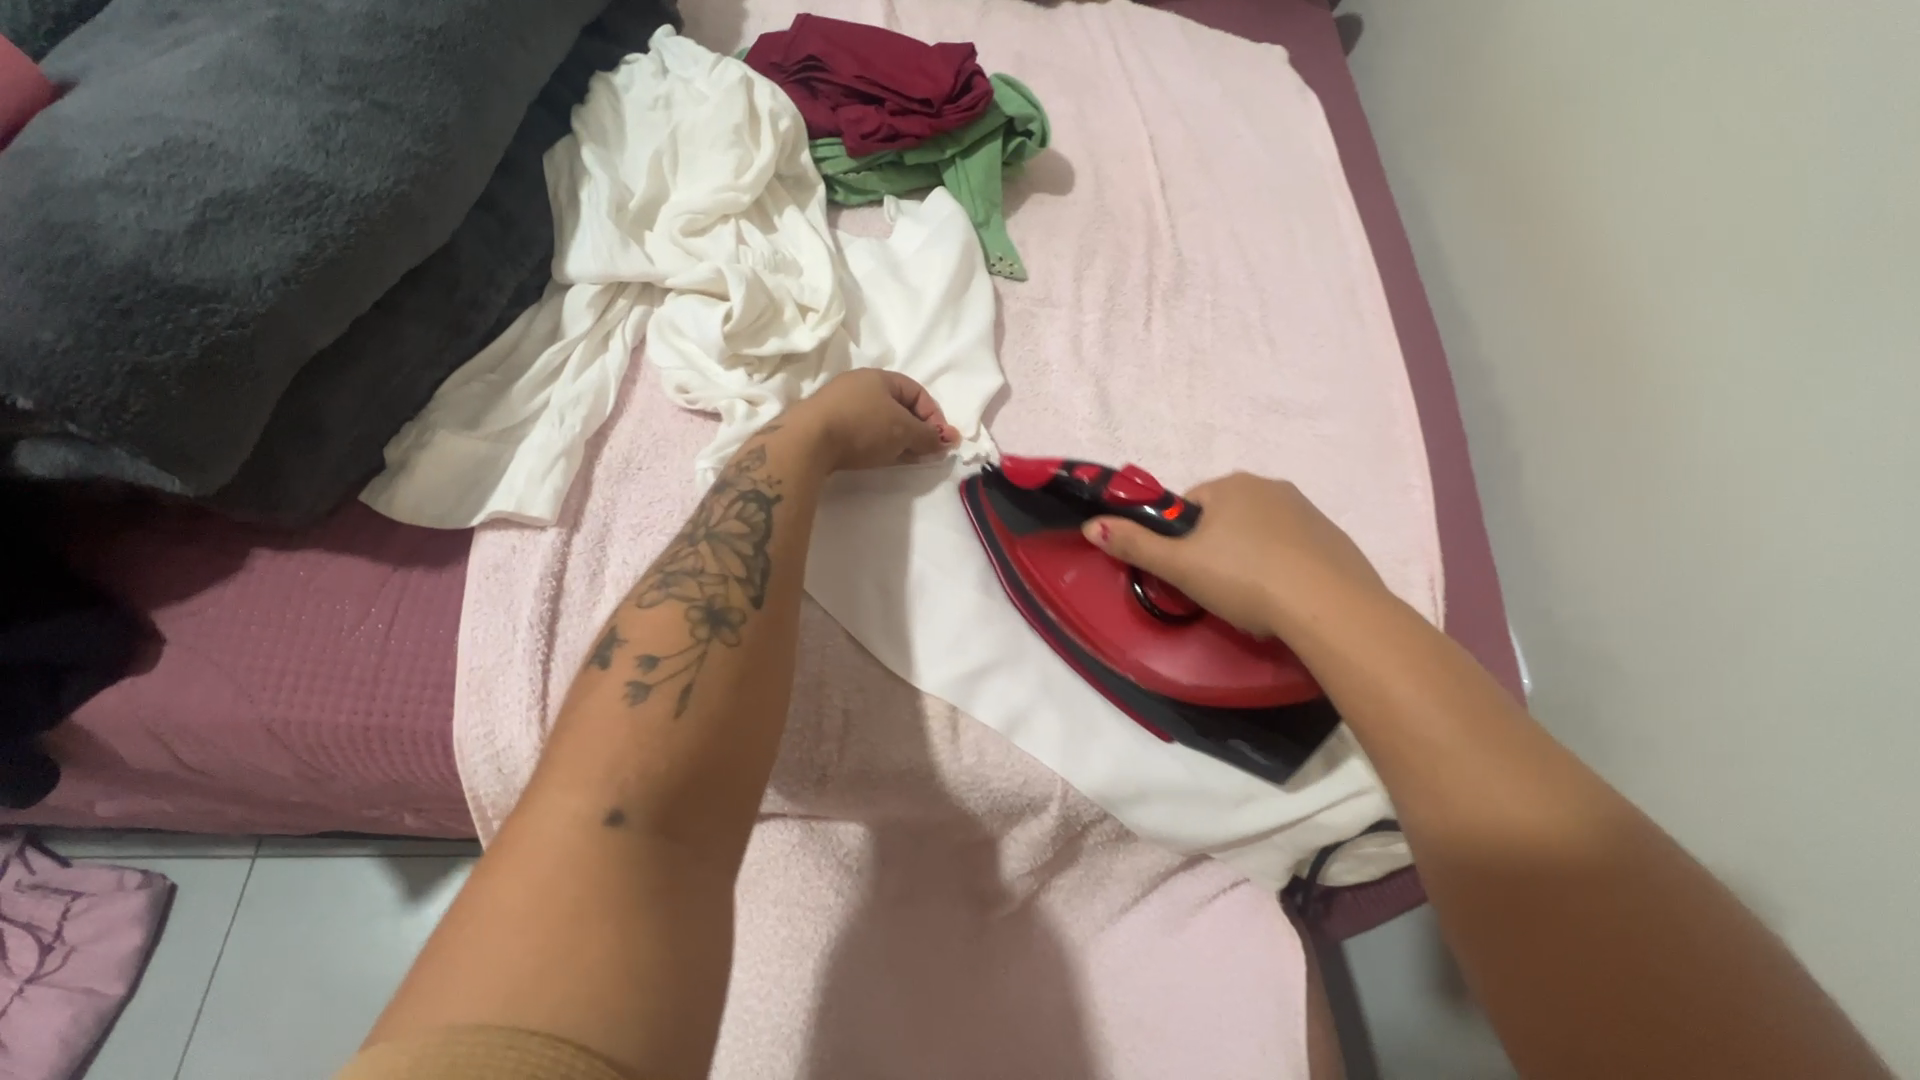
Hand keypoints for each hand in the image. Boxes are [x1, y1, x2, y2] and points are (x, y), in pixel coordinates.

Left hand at [781, 370, 956, 472]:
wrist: (808, 441)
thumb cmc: (863, 426)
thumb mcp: (904, 431)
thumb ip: (929, 435)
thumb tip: (948, 439)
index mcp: (879, 377)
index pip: (918, 393)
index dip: (934, 417)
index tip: (941, 442)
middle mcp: (859, 384)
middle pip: (898, 406)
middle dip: (917, 430)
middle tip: (925, 453)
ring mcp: (840, 403)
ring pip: (879, 420)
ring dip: (897, 439)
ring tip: (904, 459)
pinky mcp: (826, 423)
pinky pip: (860, 431)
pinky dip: (875, 443)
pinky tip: (877, 458)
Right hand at [1083, 472, 1392, 638]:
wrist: (1329, 606)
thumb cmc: (1245, 579)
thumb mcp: (1180, 566)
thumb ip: (1135, 545)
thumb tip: (1092, 525)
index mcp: (1230, 485)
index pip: (1190, 506)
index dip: (1182, 540)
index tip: (1188, 571)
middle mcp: (1270, 486)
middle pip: (1225, 518)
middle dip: (1216, 549)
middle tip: (1215, 589)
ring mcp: (1307, 511)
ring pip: (1260, 533)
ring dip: (1249, 558)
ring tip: (1251, 599)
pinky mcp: (1333, 538)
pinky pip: (1292, 548)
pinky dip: (1282, 567)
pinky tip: (1283, 598)